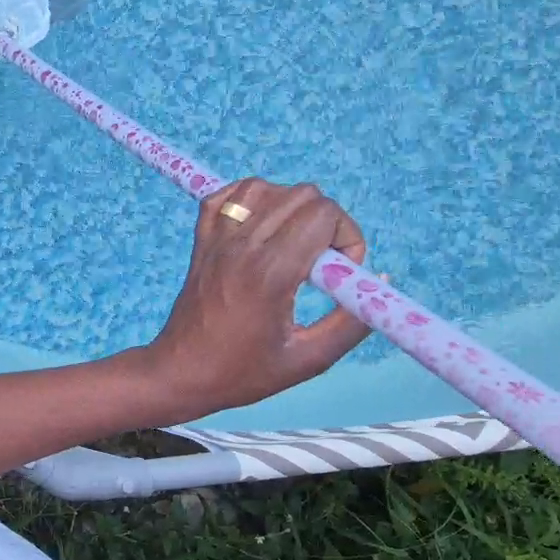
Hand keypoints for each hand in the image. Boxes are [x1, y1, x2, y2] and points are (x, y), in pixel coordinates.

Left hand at [139, 179, 370, 420]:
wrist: (180, 370)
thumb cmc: (242, 372)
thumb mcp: (311, 358)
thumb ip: (353, 322)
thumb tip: (378, 280)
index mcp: (269, 273)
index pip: (322, 215)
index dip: (347, 238)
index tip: (341, 272)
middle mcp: (241, 247)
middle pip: (300, 195)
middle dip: (327, 221)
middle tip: (322, 262)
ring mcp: (215, 240)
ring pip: (262, 188)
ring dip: (289, 206)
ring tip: (294, 243)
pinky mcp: (200, 242)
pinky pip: (222, 197)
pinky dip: (248, 200)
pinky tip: (261, 226)